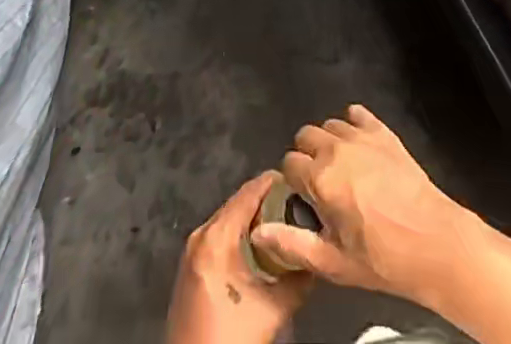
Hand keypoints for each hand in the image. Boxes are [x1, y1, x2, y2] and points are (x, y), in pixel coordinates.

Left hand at [166, 171, 313, 343]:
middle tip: (298, 203)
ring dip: (256, 218)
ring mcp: (192, 249)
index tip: (300, 181)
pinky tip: (262, 246)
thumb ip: (299, 278)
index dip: (276, 182)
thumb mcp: (274, 309)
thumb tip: (318, 259)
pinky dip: (242, 233)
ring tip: (285, 222)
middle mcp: (200, 234)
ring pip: (230, 218)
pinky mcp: (191, 264)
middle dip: (269, 201)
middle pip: (239, 203)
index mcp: (216, 238)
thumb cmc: (230, 338)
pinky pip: (220, 235)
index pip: (249, 192)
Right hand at [252, 105, 477, 305]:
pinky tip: (358, 146)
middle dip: (306, 156)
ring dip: (328, 142)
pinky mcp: (385, 134)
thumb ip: (291, 243)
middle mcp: (336, 150)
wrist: (436, 244)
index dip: (293, 181)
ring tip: (341, 168)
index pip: (288, 163)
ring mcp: (362, 138)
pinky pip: (358, 114)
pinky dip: (352, 124)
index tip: (305, 199)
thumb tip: (259, 232)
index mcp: (320, 178)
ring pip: (329, 124)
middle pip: (304, 136)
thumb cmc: (383, 259)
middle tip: (321, 184)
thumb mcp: (333, 263)